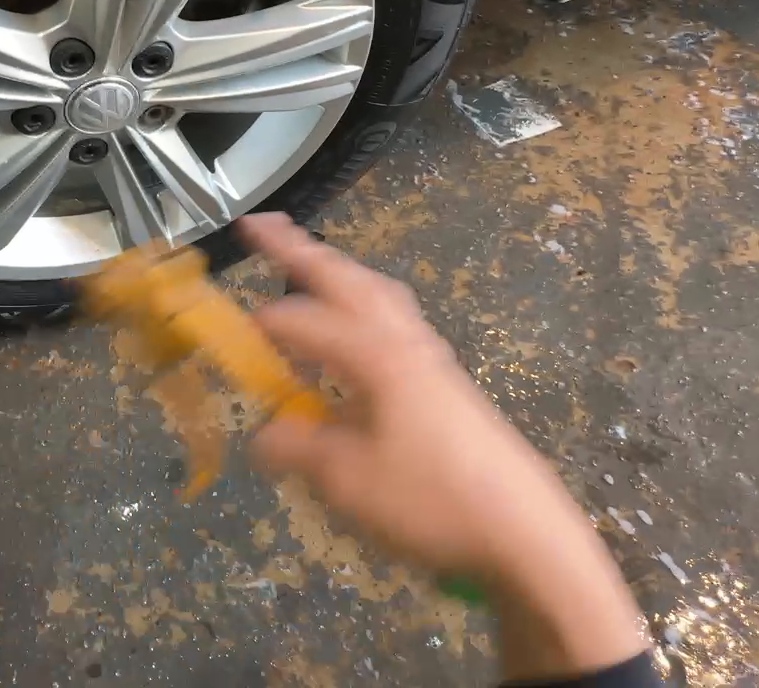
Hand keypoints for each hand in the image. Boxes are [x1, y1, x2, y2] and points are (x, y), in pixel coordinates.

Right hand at [239, 214, 648, 680]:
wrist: (527, 535)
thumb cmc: (432, 502)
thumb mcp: (347, 481)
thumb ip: (297, 447)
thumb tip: (262, 434)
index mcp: (374, 355)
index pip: (302, 323)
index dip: (262, 326)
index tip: (231, 333)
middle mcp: (402, 339)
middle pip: (343, 277)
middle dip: (296, 247)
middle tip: (258, 223)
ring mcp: (429, 352)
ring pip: (374, 288)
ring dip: (334, 267)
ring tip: (307, 255)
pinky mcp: (444, 373)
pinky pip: (393, 311)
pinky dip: (362, 295)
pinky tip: (357, 318)